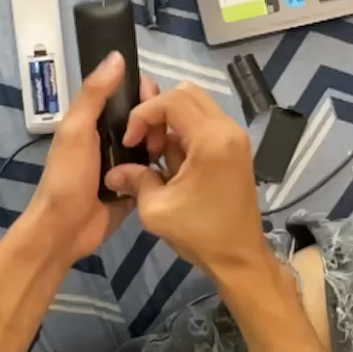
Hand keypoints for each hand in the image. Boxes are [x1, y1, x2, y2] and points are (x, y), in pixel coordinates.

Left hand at [22, 53, 158, 264]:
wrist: (65, 231)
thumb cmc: (66, 179)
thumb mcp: (76, 131)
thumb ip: (94, 94)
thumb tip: (117, 56)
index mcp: (95, 120)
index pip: (128, 93)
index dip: (145, 92)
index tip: (155, 100)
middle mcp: (112, 138)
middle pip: (146, 117)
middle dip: (158, 121)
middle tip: (159, 137)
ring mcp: (126, 163)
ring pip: (156, 143)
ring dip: (164, 144)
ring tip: (167, 154)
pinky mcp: (137, 186)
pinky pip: (157, 171)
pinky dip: (164, 168)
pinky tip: (176, 168)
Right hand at [106, 85, 274, 281]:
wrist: (239, 257)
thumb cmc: (199, 233)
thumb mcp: (156, 209)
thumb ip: (135, 180)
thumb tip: (113, 172)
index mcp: (211, 140)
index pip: (172, 100)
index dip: (143, 115)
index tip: (131, 141)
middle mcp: (228, 130)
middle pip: (186, 94)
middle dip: (157, 113)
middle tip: (145, 143)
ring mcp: (235, 138)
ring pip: (196, 106)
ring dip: (170, 123)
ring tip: (157, 156)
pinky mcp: (235, 148)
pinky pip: (205, 124)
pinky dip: (184, 133)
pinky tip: (172, 163)